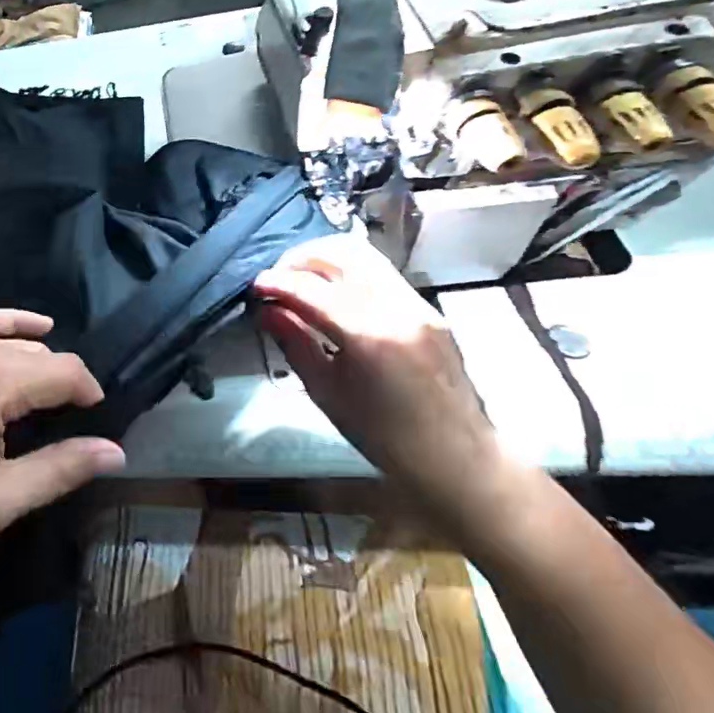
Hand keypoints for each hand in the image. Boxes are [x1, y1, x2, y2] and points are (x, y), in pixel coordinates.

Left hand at [0, 309, 125, 584]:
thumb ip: (60, 469)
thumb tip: (116, 452)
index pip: (63, 371)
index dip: (90, 393)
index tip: (101, 424)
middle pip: (41, 353)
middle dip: (66, 383)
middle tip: (77, 424)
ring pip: (14, 339)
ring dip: (41, 360)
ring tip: (56, 395)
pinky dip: (12, 325)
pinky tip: (32, 330)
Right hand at [253, 234, 511, 539]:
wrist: (458, 458)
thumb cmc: (385, 438)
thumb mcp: (328, 393)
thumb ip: (295, 344)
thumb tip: (267, 311)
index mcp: (370, 337)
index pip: (313, 289)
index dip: (278, 282)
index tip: (255, 286)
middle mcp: (397, 309)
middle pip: (342, 254)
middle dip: (301, 257)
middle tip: (277, 277)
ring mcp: (418, 304)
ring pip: (365, 255)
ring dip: (326, 259)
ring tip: (301, 277)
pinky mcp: (428, 308)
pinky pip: (381, 274)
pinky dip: (349, 272)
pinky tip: (332, 293)